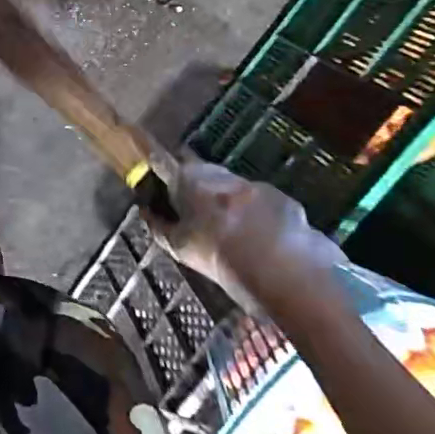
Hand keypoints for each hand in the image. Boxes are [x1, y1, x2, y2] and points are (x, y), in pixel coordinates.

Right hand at [156, 157, 344, 315]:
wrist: (289, 273)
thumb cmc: (221, 258)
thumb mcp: (182, 248)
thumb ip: (160, 228)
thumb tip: (145, 213)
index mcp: (188, 180)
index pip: (162, 159)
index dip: (155, 161)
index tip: (152, 169)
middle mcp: (220, 173)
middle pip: (200, 169)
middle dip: (195, 185)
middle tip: (194, 212)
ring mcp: (256, 185)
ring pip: (233, 187)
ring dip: (228, 202)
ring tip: (233, 233)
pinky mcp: (286, 201)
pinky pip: (264, 204)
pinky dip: (260, 216)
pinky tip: (265, 243)